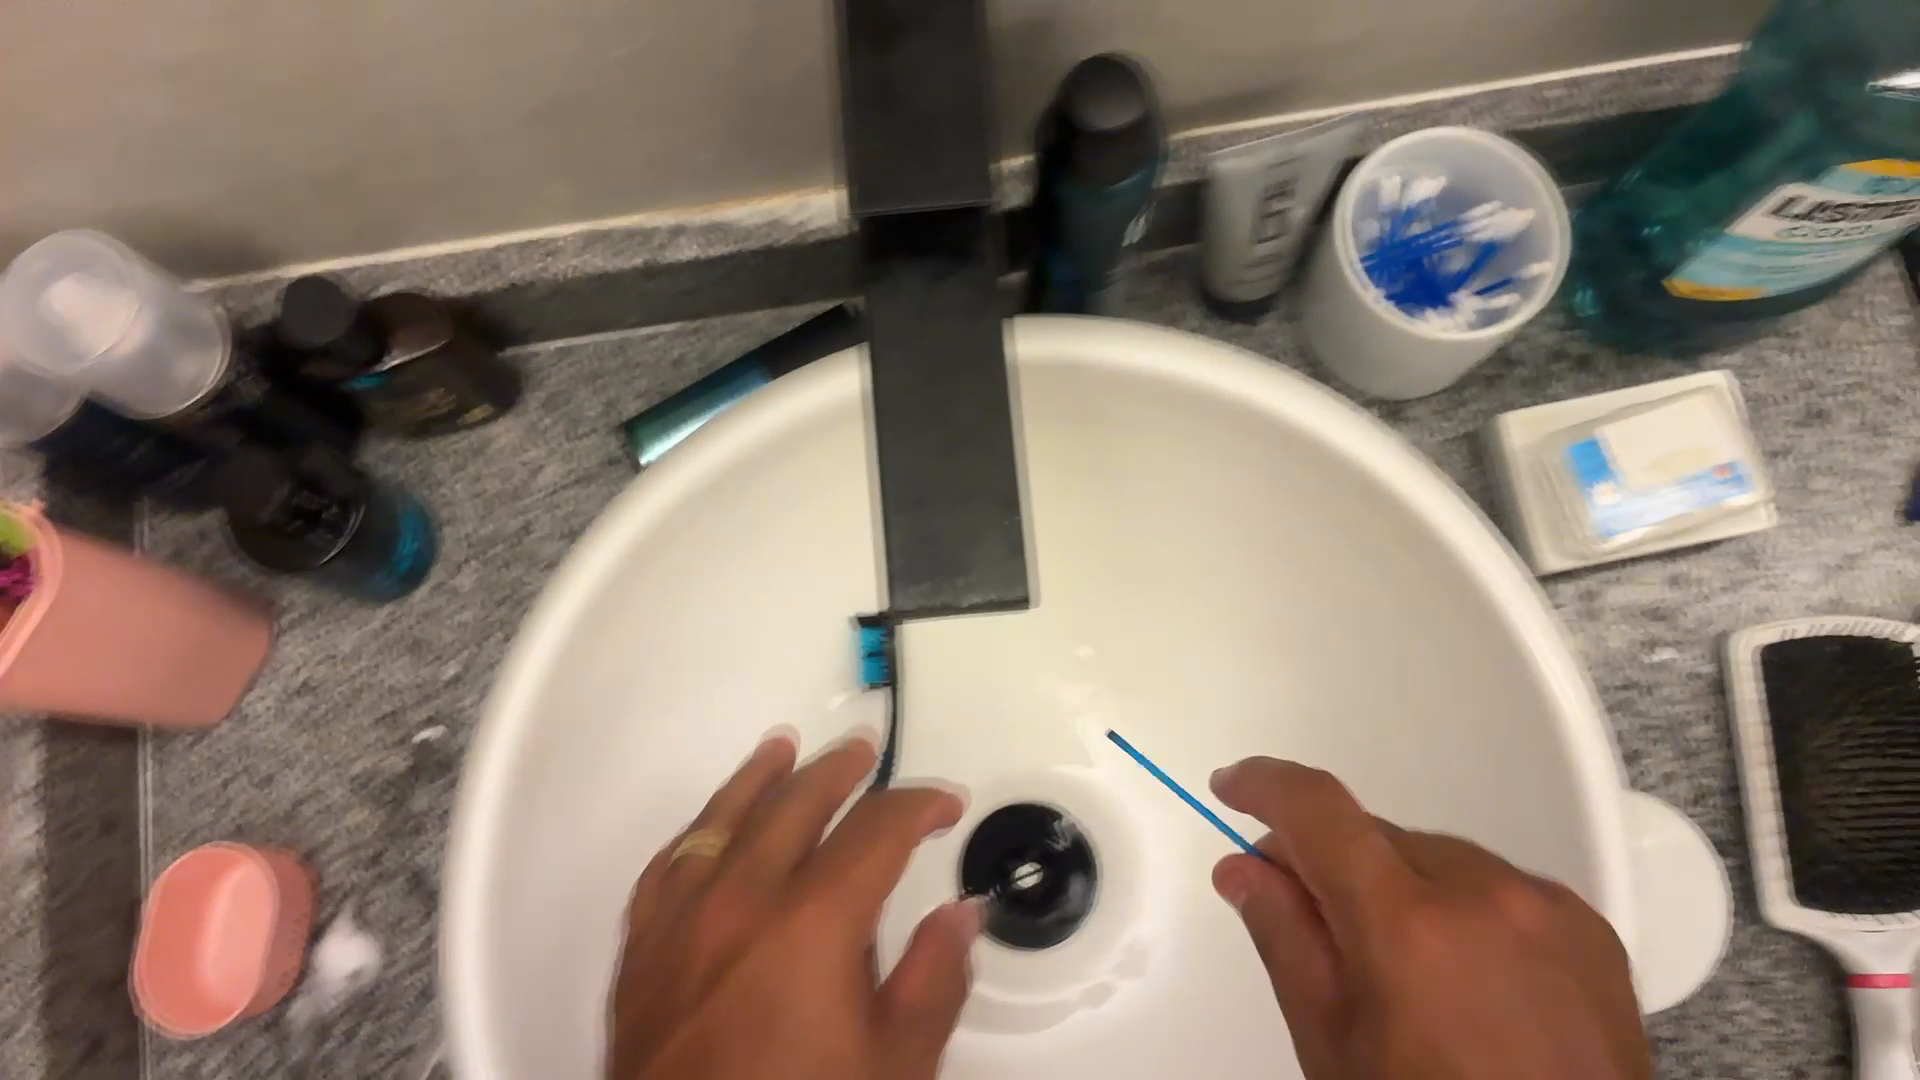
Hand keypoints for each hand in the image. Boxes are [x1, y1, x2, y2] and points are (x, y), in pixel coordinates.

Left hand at [609, 732, 979, 1079]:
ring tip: (782, 747)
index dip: (919, 804)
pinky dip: (698, 834)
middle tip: (864, 751)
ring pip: (723, 819)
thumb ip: (936, 977)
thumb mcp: (897, 1067)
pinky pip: (668, 867)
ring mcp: (681, 923)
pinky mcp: (640, 953)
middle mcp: (743, 902)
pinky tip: (711, 824)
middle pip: (796, 804)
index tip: (945, 804)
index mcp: (813, 923)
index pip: (877, 830)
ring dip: (759, 777)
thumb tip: (962, 911)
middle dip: (839, 772)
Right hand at [1209, 758, 1652, 1079]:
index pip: (1318, 810)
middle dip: (1323, 858)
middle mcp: (1482, 893)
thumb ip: (1282, 936)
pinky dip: (1451, 902)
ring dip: (1389, 880)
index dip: (1264, 783)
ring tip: (1393, 960)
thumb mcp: (1331, 1042)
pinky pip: (1488, 880)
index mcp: (1408, 926)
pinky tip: (1456, 967)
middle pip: (1370, 835)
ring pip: (1427, 852)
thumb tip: (1242, 868)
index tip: (1230, 786)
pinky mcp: (1588, 926)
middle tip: (1301, 910)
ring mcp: (1544, 906)